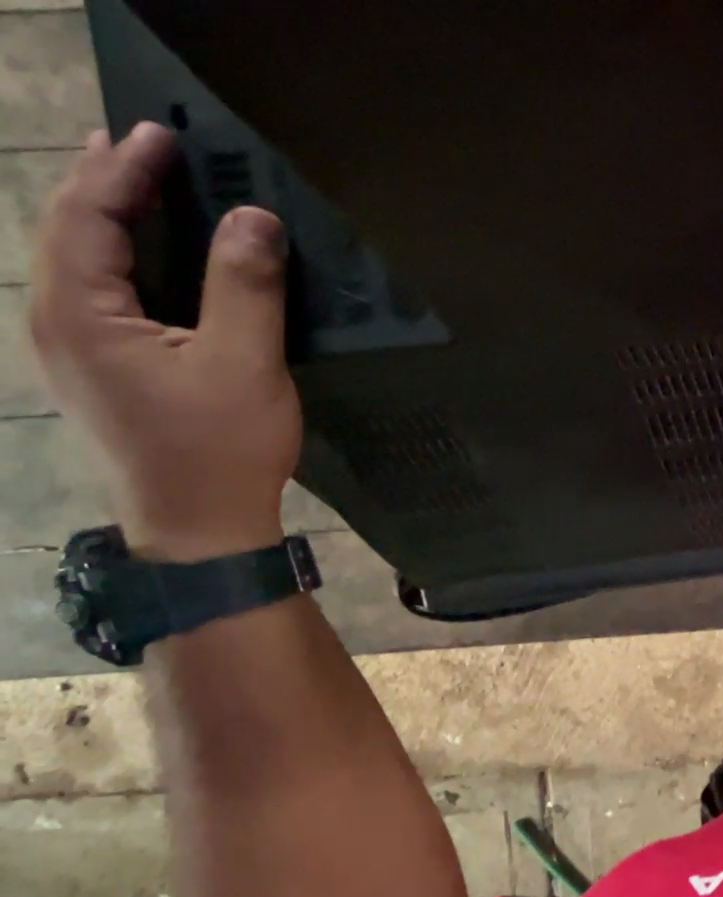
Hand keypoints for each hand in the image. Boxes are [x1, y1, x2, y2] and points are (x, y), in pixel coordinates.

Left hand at [30, 122, 299, 560]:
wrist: (200, 523)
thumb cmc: (220, 445)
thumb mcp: (244, 362)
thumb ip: (244, 287)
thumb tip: (252, 218)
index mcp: (79, 313)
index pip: (86, 217)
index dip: (122, 171)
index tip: (161, 134)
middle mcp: (56, 321)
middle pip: (66, 231)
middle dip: (103, 181)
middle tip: (144, 143)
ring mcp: (73, 347)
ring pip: (77, 260)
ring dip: (109, 215)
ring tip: (142, 182)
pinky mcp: (101, 366)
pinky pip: (98, 290)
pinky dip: (121, 255)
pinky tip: (150, 251)